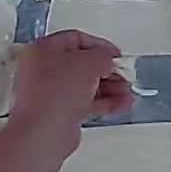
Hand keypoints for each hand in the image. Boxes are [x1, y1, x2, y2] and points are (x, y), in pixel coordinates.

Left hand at [9, 30, 133, 139]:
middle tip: (124, 73)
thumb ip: (103, 56)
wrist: (44, 132)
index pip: (75, 39)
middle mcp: (43, 70)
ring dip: (109, 87)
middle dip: (107, 69)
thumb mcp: (89, 63)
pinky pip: (85, 102)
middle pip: (81, 64)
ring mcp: (50, 92)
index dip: (99, 45)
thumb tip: (108, 59)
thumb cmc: (56, 93)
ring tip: (127, 91)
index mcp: (43, 50)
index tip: (115, 53)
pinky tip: (122, 103)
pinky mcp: (59, 112)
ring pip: (85, 85)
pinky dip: (104, 102)